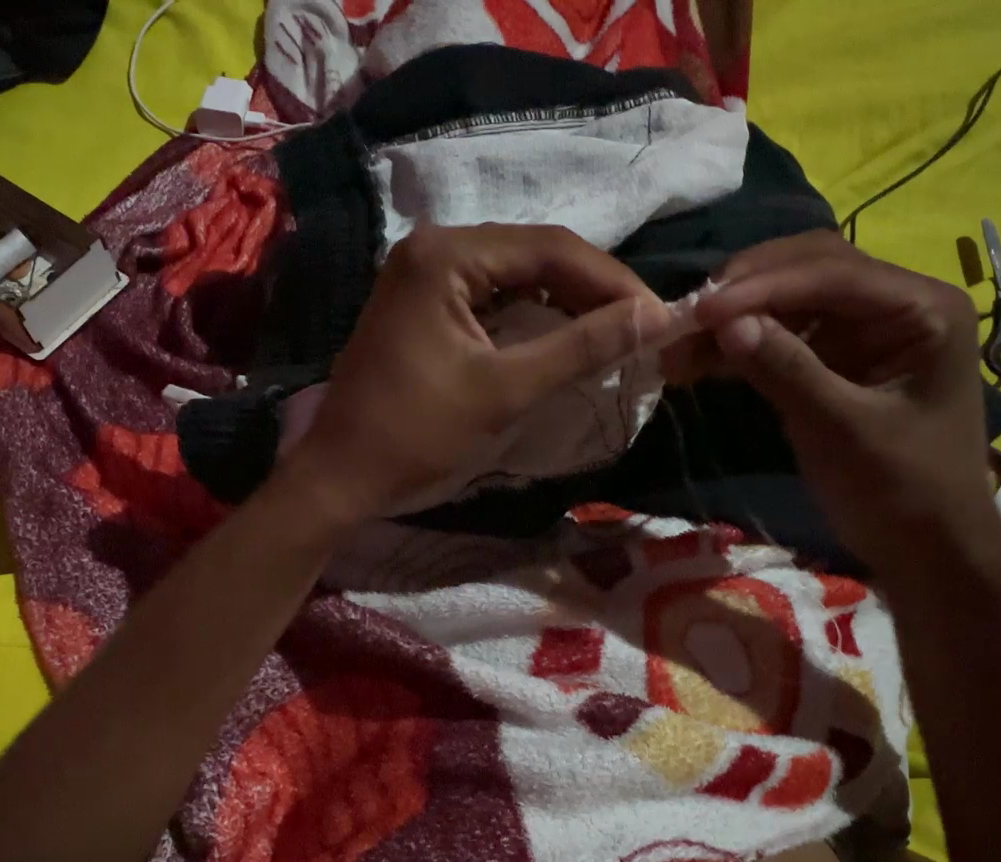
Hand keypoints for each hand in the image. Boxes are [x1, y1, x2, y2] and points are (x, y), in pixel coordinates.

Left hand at [276, 223, 671, 524]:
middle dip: (592, 290)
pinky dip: (530, 315)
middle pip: (534, 254)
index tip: (659, 317)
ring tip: (613, 332)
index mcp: (447, 255)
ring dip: (565, 301)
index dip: (613, 281)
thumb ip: (582, 348)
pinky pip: (491, 295)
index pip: (552, 248)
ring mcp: (423, 274)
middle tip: (642, 326)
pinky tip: (563, 336)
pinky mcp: (421, 303)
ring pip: (515, 274)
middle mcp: (433, 247)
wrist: (341, 476)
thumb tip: (656, 317)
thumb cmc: (416, 434)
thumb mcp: (505, 391)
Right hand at [674, 230, 998, 574]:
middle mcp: (895, 305)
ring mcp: (864, 332)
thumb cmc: (902, 490)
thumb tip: (724, 325)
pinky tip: (697, 361)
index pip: (833, 274)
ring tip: (678, 344)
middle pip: (809, 270)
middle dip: (745, 290)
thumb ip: (786, 370)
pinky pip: (781, 337)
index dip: (763, 287)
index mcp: (922, 309)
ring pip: (788, 301)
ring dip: (734, 319)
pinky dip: (740, 347)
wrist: (926, 549)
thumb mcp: (841, 430)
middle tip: (686, 317)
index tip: (701, 311)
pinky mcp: (836, 361)